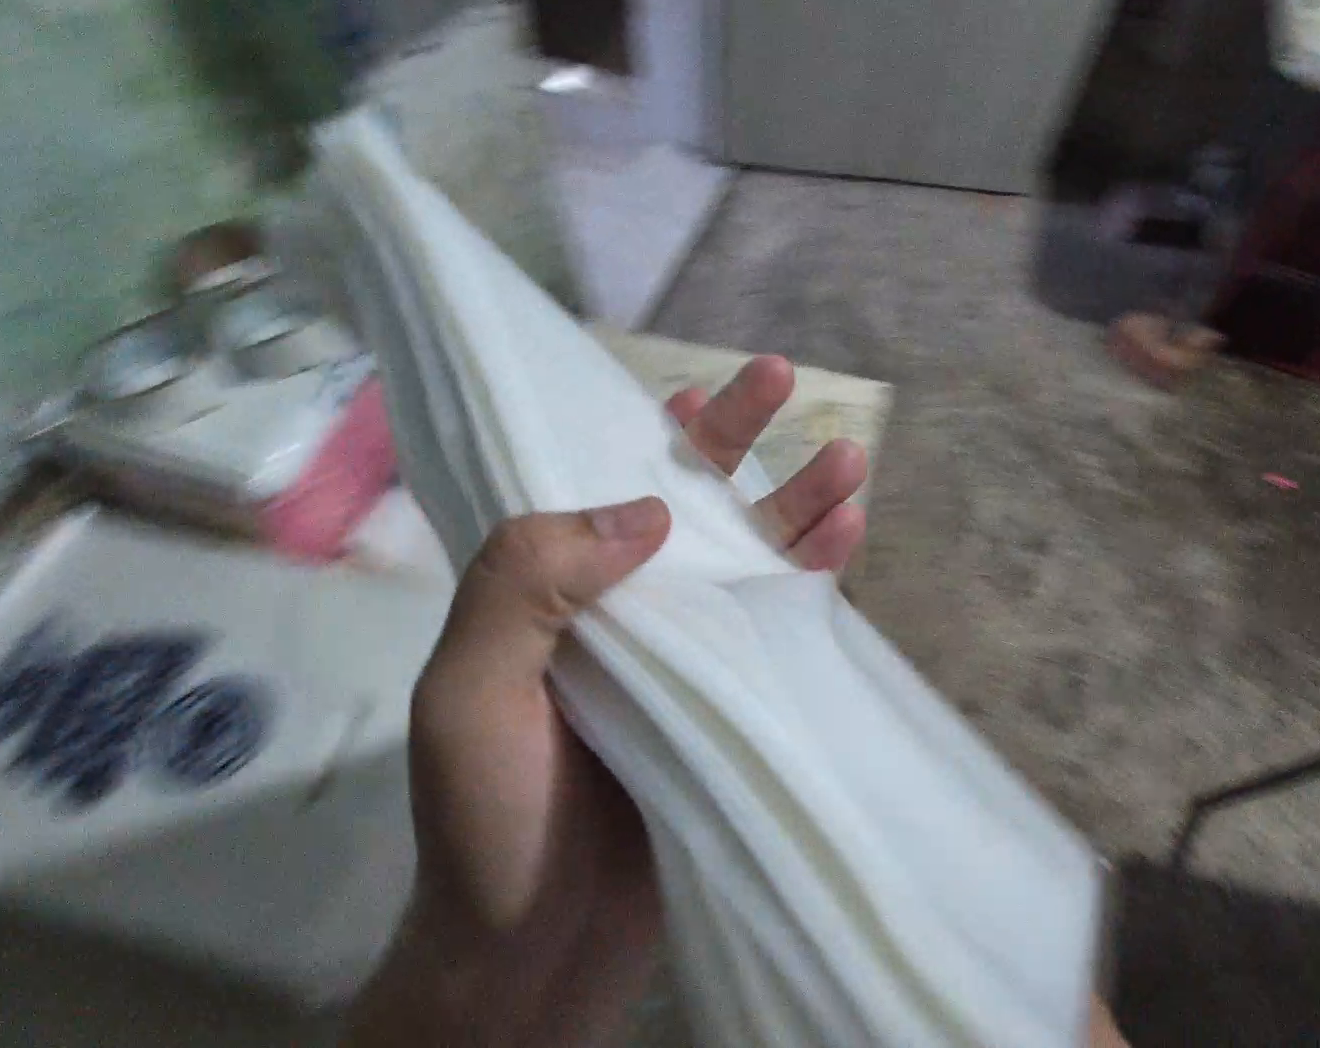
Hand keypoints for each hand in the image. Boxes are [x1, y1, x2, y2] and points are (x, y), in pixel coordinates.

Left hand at [345, 357, 866, 1046]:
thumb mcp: (470, 688)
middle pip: (689, 503)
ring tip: (846, 455)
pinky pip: (780, 619)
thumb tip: (646, 512)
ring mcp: (689, 647)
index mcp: (556, 588)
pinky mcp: (737, 691)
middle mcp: (628, 602)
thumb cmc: (491, 815)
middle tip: (780, 377)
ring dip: (797, 499)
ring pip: (751, 552)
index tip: (689, 394)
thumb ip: (526, 582)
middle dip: (735, 438)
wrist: (543, 943)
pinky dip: (815, 573)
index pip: (603, 484)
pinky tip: (849, 533)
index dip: (645, 435)